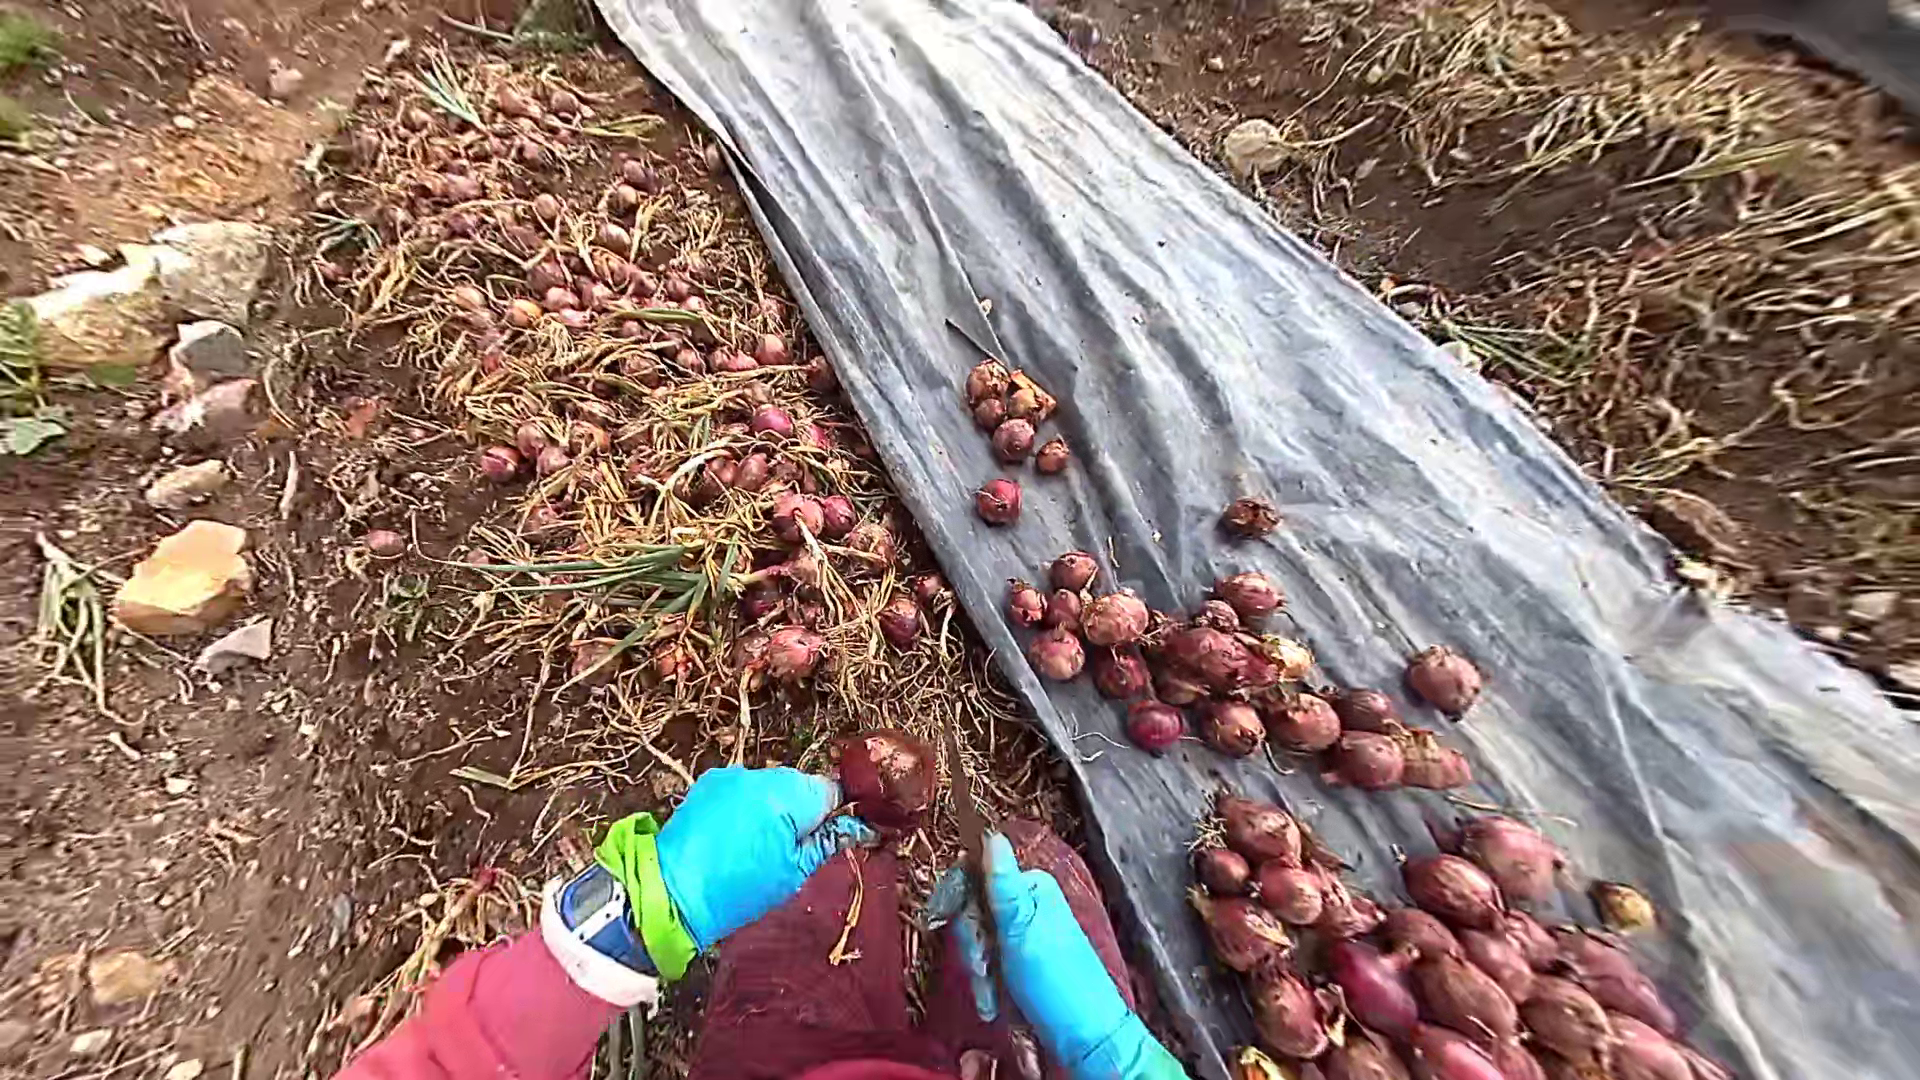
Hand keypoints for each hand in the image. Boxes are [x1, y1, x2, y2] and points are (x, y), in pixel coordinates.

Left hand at [656, 765, 877, 948]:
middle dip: (802, 810)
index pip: (832, 790)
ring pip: (774, 784)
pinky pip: (746, 785)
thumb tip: (862, 827)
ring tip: (757, 842)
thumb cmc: (738, 889)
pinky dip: (748, 802)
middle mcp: (765, 774)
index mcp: (790, 794)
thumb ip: (828, 841)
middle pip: (802, 785)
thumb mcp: (793, 872)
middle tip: (787, 848)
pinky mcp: (713, 779)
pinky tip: (736, 831)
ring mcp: (736, 774)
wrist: (668, 892)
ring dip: (775, 805)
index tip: (824, 837)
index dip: (833, 814)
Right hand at [970, 833, 1184, 1079]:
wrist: (1086, 1040)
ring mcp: (1021, 934)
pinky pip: (988, 965)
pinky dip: (987, 985)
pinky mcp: (1019, 963)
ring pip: (978, 941)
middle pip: (973, 909)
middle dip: (972, 945)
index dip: (958, 901)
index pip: (976, 874)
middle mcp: (1024, 904)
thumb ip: (1002, 884)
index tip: (948, 924)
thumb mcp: (1022, 929)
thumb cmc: (1057, 980)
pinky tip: (994, 1004)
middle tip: (983, 967)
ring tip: (991, 996)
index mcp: (1028, 885)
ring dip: (978, 971)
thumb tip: (991, 835)